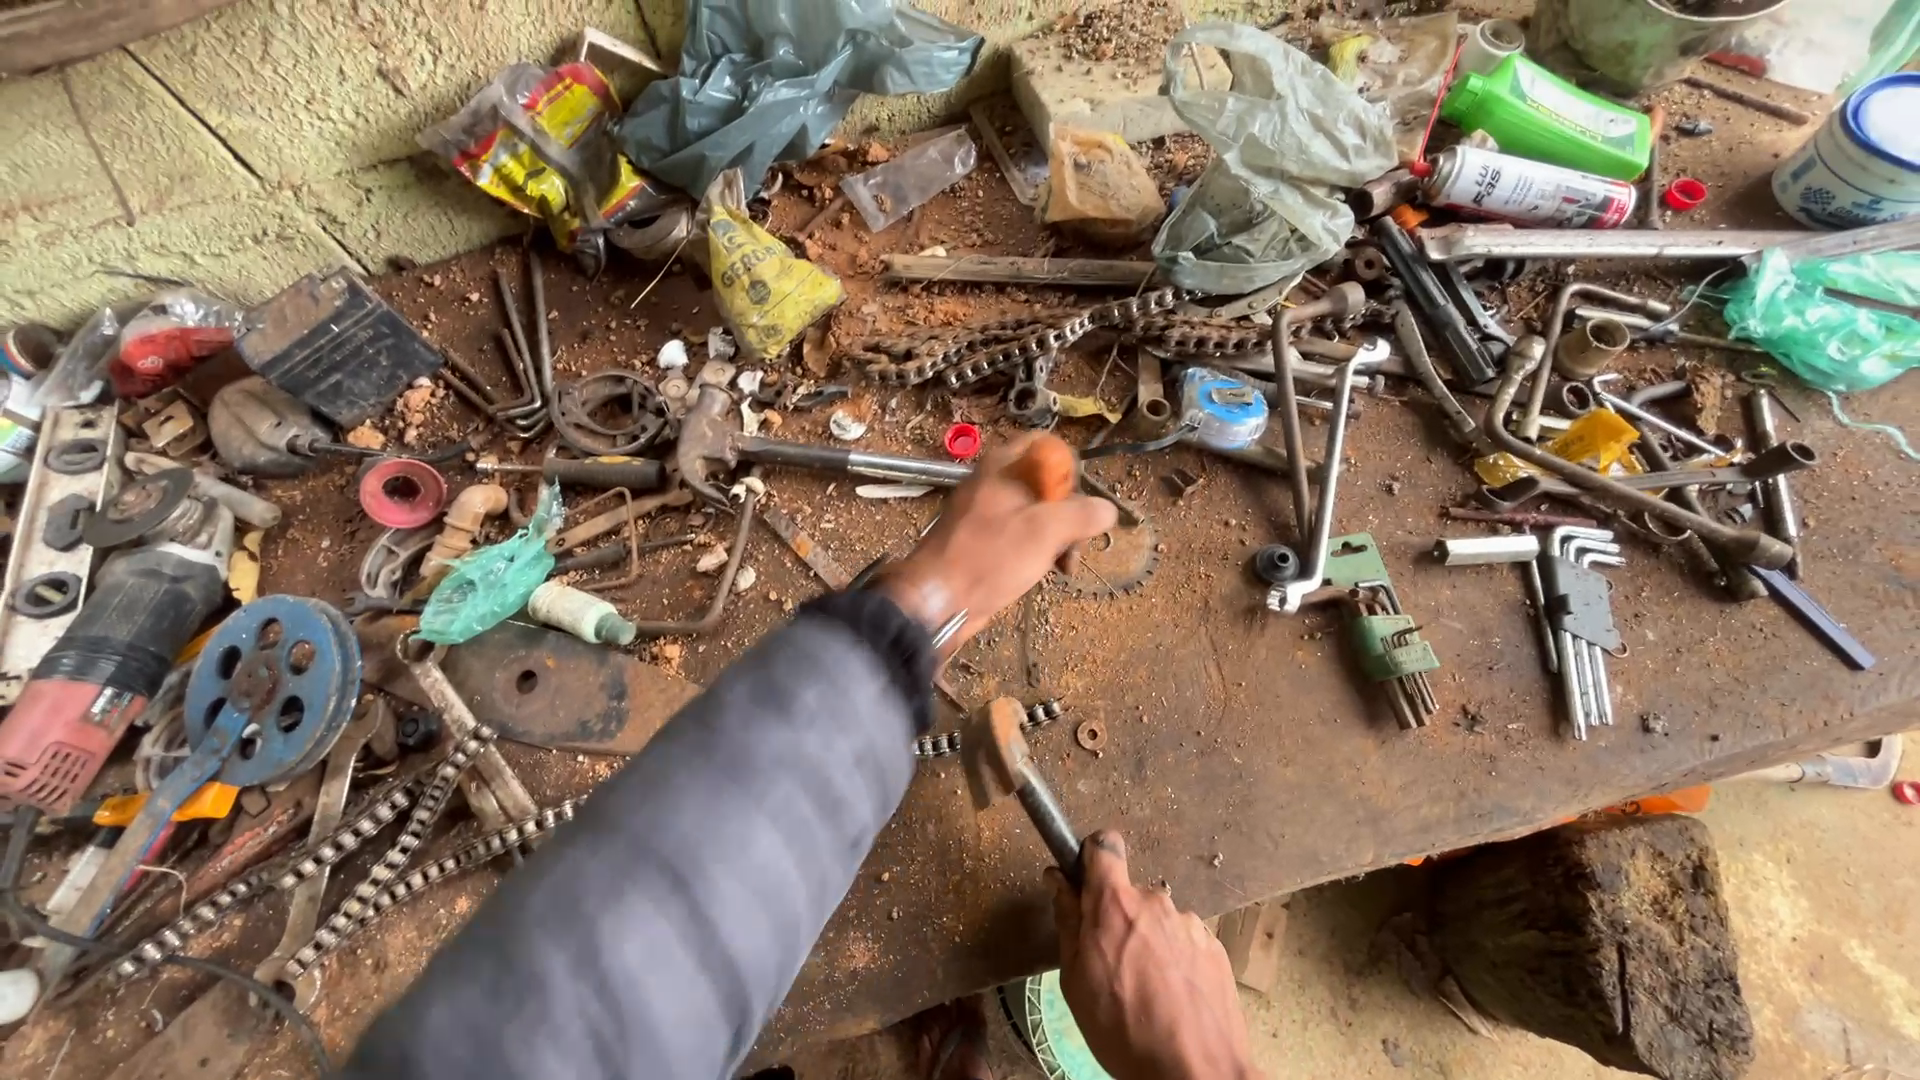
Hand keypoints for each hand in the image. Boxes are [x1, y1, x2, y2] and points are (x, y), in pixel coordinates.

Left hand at [876, 433, 1114, 652]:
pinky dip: (1039, 549)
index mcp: (1003, 465)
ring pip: (1037, 512)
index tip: (1078, 501)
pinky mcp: (984, 540)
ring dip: (1059, 536)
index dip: (1069, 470)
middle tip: (1077, 541)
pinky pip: (1022, 535)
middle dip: (1070, 512)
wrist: (938, 599)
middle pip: (1047, 482)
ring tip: (1065, 565)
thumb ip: (1082, 515)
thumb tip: (1108, 510)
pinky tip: (1047, 571)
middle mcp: (994, 482)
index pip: (1046, 445)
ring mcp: (987, 512)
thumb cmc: (990, 557)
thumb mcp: (1045, 532)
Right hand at [1050, 832, 1262, 1079]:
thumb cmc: (1122, 1030)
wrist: (1196, 1074)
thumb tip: (1057, 878)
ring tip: (1149, 991)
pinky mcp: (1215, 948)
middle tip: (1114, 965)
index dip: (1093, 857)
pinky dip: (1177, 961)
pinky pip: (1185, 942)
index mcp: (1114, 904)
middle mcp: (1155, 902)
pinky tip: (1175, 998)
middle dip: (1120, 919)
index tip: (1086, 882)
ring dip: (1150, 943)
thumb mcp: (1075, 980)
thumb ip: (1068, 921)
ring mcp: (1190, 924)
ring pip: (1159, 921)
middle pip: (1131, 895)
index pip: (1104, 845)